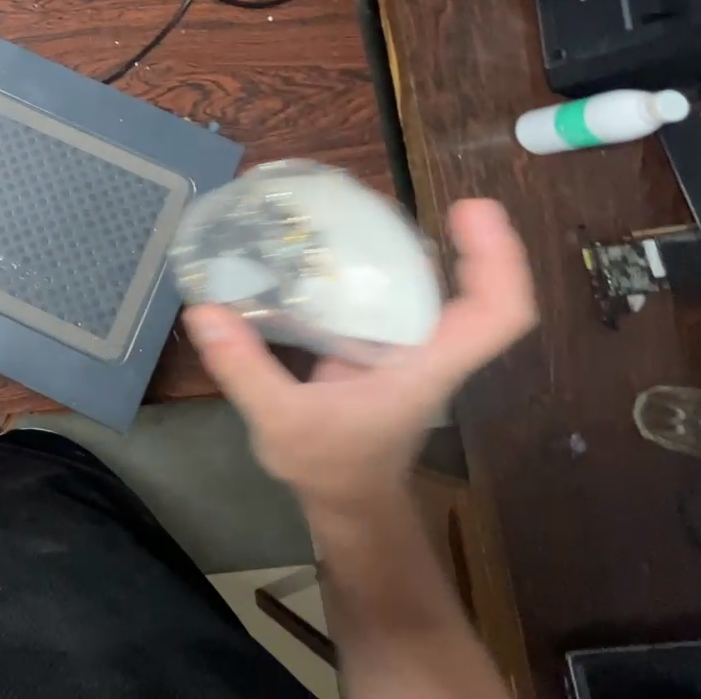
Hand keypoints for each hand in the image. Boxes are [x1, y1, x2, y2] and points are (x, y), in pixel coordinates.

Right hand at [184, 199, 535, 517]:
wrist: (343, 500)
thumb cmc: (333, 468)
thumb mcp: (283, 423)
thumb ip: (246, 369)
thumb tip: (204, 310)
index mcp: (424, 366)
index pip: (495, 314)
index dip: (496, 259)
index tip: (472, 208)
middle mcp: (421, 349)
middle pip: (460, 288)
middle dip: (438, 238)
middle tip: (379, 200)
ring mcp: (397, 349)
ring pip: (419, 289)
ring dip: (394, 249)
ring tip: (344, 212)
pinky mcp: (368, 349)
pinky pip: (376, 299)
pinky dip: (356, 271)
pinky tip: (314, 253)